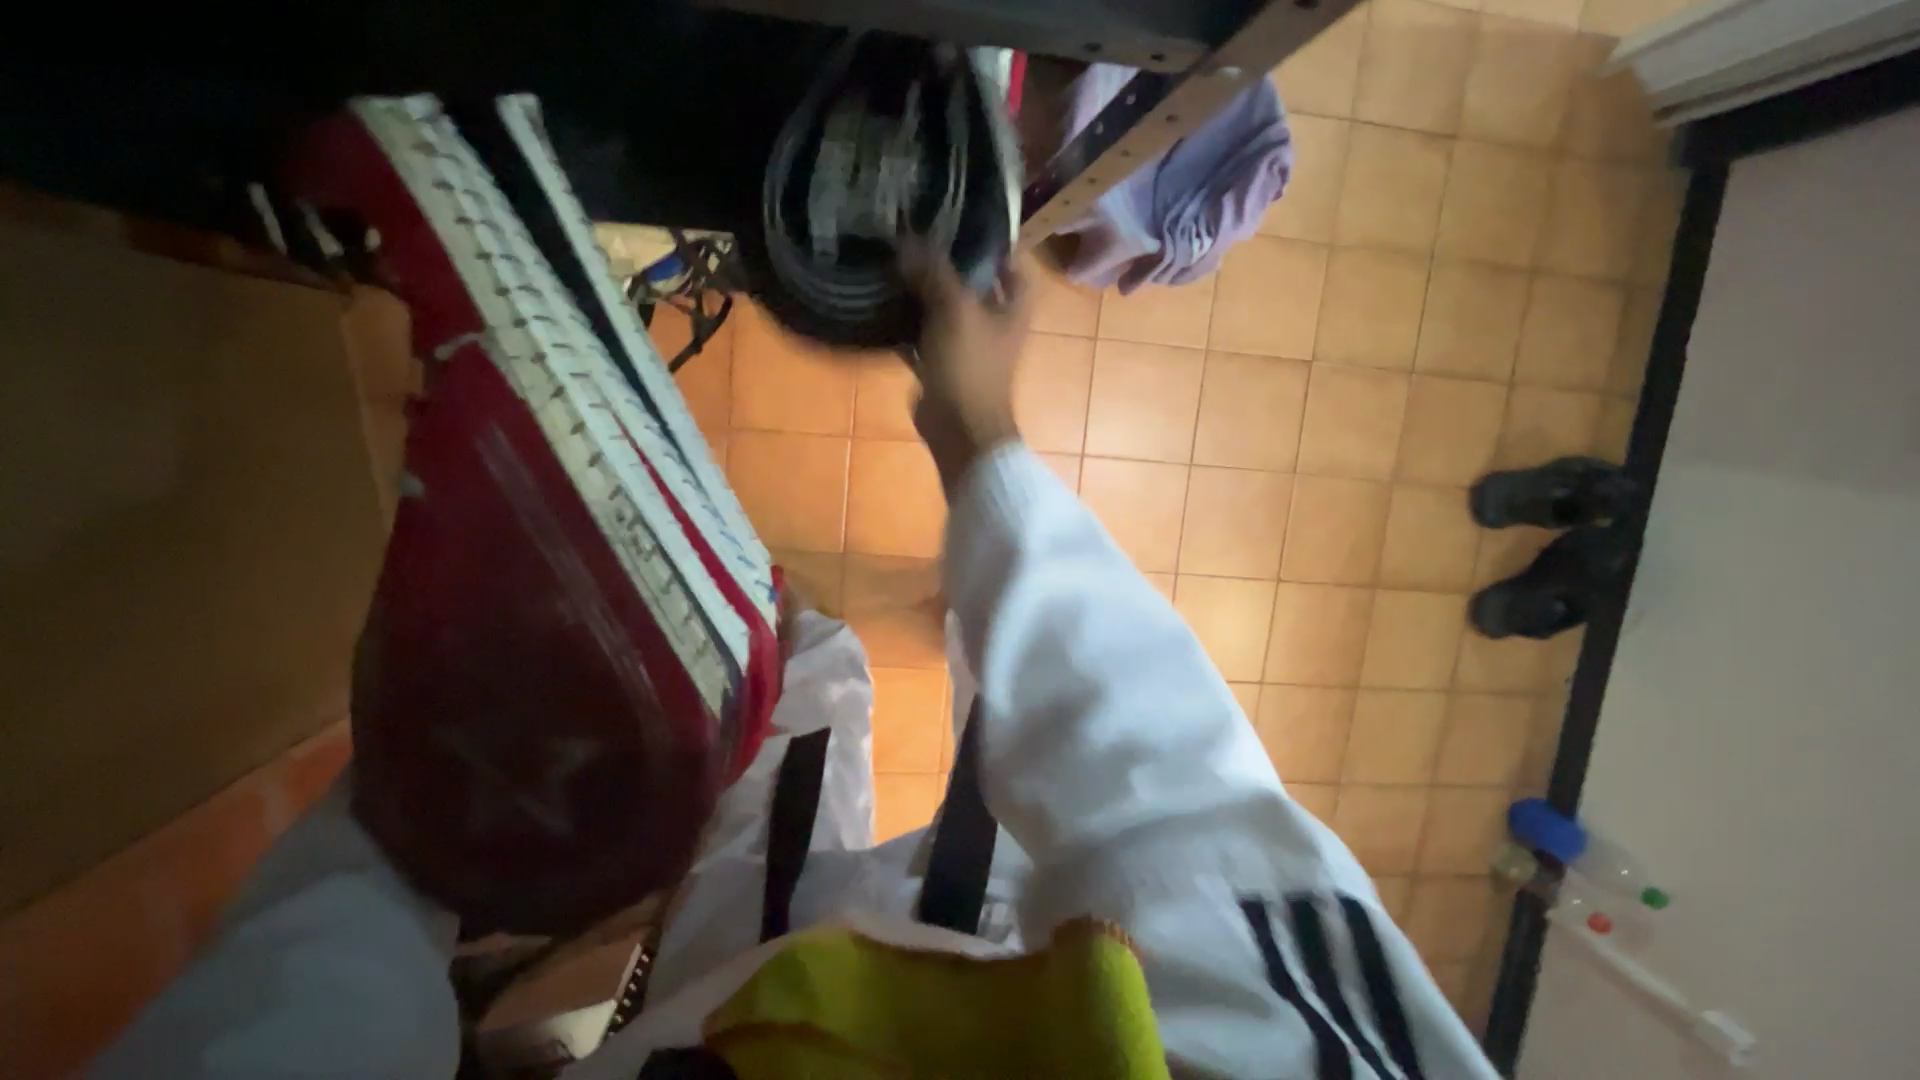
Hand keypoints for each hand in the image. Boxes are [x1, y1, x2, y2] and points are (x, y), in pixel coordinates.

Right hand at [898, 242, 1028, 492]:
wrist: (960, 431)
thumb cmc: (970, 367)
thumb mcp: (955, 310)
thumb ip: (933, 271)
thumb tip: (905, 237)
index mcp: (1014, 305)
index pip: (1012, 261)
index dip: (993, 239)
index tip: (962, 217)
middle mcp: (996, 321)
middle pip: (975, 281)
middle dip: (949, 260)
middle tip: (917, 232)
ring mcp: (969, 345)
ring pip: (946, 307)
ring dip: (924, 288)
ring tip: (895, 258)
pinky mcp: (942, 364)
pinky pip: (923, 334)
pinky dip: (906, 321)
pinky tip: (882, 301)